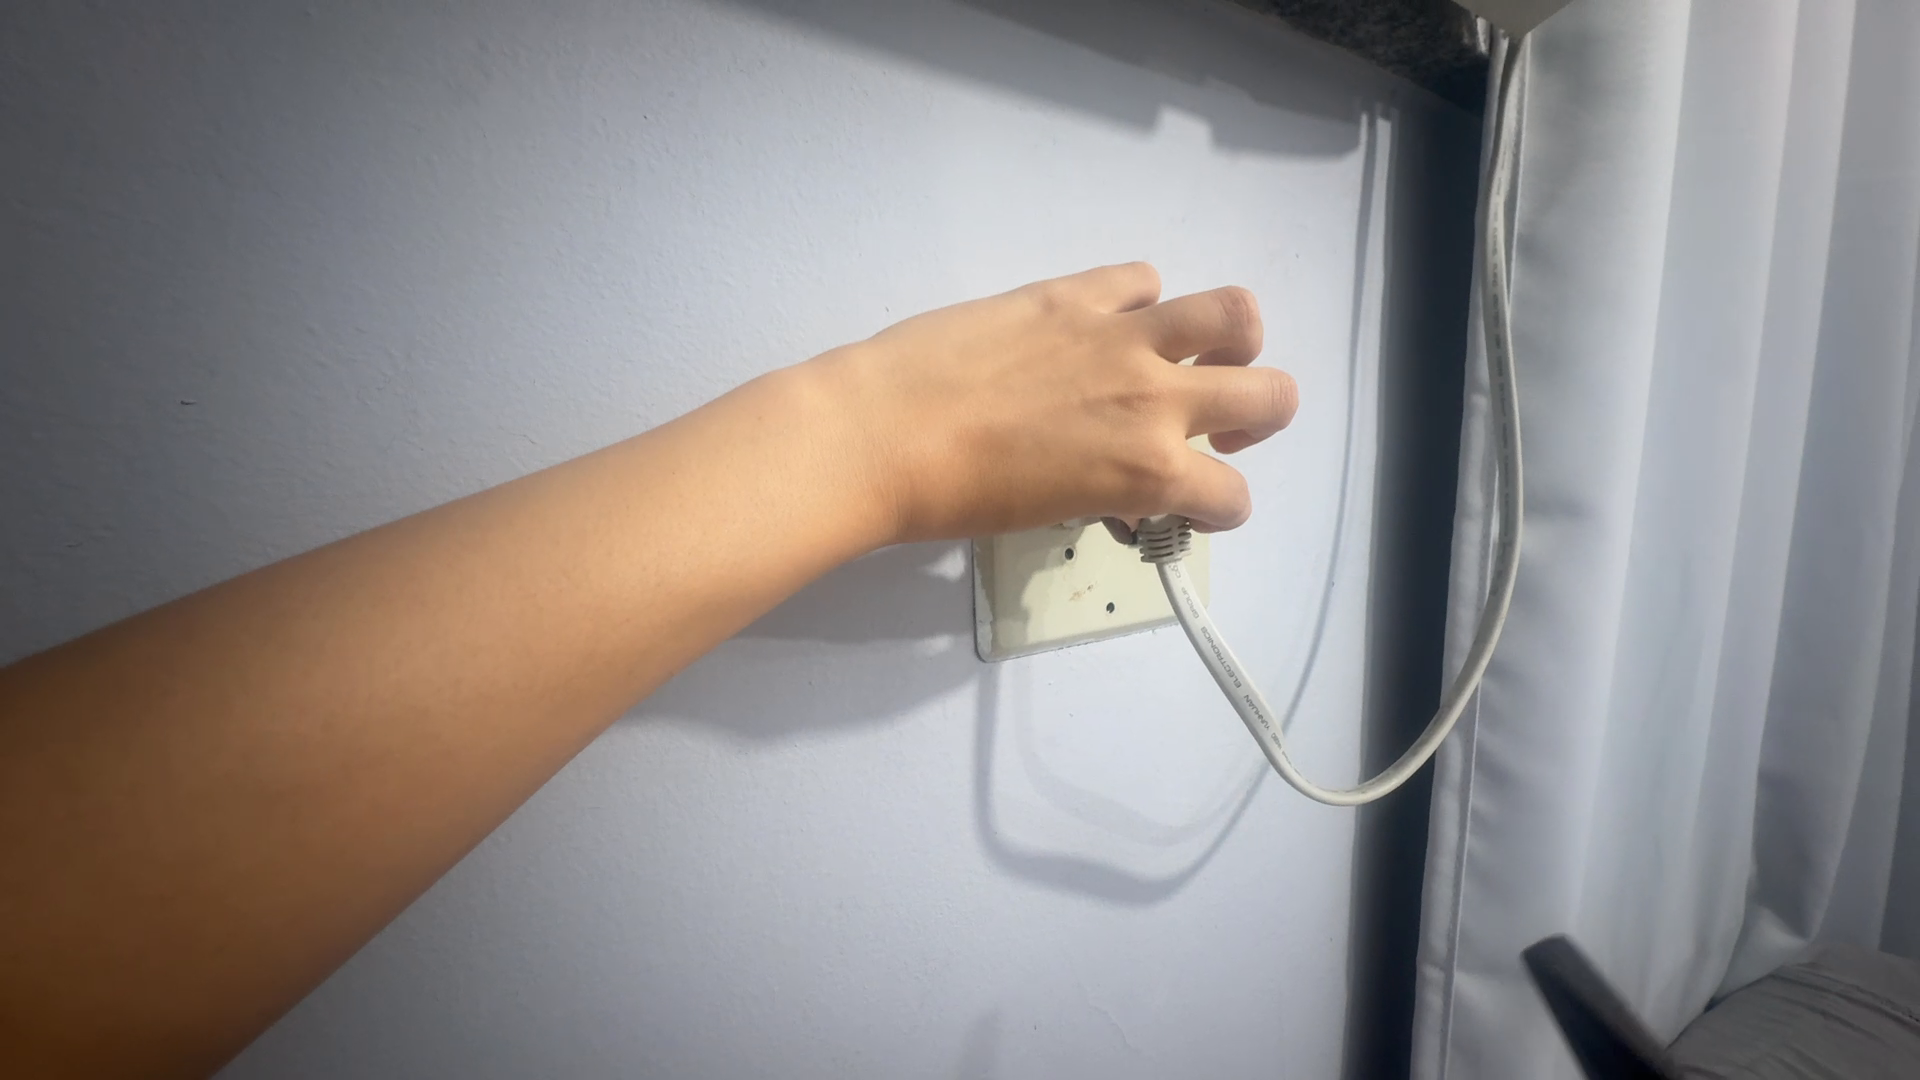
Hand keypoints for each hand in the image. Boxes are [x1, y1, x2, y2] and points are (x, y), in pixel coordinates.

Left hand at [804, 262, 1297, 542]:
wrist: (882, 436)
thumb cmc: (954, 499)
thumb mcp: (1051, 514)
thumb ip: (1111, 491)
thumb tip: (1124, 483)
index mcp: (1146, 474)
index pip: (1230, 496)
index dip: (1218, 507)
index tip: (1192, 504)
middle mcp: (1154, 401)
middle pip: (1273, 395)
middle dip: (1259, 416)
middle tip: (1214, 423)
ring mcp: (1118, 337)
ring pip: (1233, 312)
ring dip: (1232, 339)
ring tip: (1195, 351)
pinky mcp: (1071, 293)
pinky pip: (1140, 278)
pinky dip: (1140, 300)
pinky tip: (1108, 321)